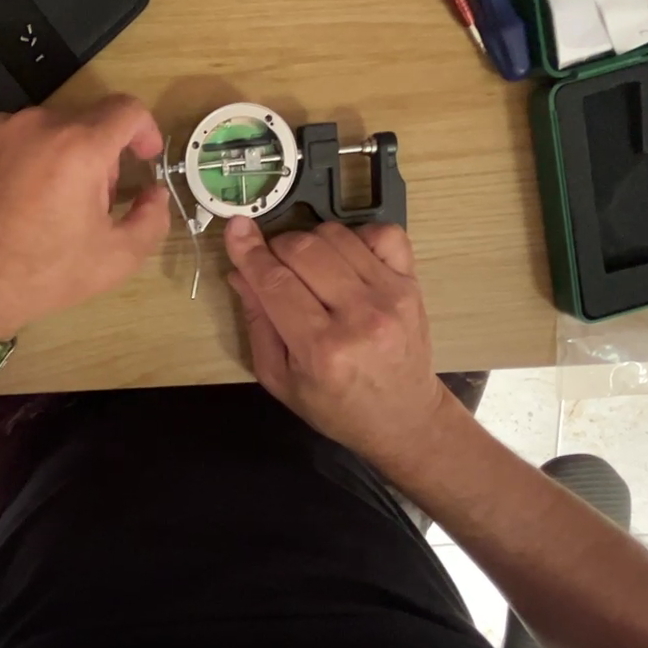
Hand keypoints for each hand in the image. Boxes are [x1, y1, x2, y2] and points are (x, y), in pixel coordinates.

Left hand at [0, 95, 170, 339]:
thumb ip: (152, 219)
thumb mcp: (116, 259)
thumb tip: (154, 192)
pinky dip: (27, 157)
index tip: (144, 156)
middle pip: (88, 122)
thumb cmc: (45, 274)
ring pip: (49, 129)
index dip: (145, 130)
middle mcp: (38, 125)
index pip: (127, 110)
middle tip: (92, 202)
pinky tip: (18, 196)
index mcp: (79, 149)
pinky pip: (14, 137)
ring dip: (62, 155)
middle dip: (101, 156)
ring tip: (51, 202)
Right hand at [224, 218, 446, 470]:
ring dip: (310, 242)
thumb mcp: (279, 378)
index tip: (235, 229)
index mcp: (320, 349)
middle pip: (303, 249)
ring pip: (336, 235)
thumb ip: (258, 323)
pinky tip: (344, 259)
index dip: (249, 252)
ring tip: (308, 269)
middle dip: (276, 248)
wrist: (402, 418)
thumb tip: (240, 272)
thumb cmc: (333, 405)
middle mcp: (359, 316)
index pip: (276, 283)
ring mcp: (391, 295)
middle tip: (273, 268)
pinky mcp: (412, 282)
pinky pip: (382, 233)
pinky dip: (356, 236)